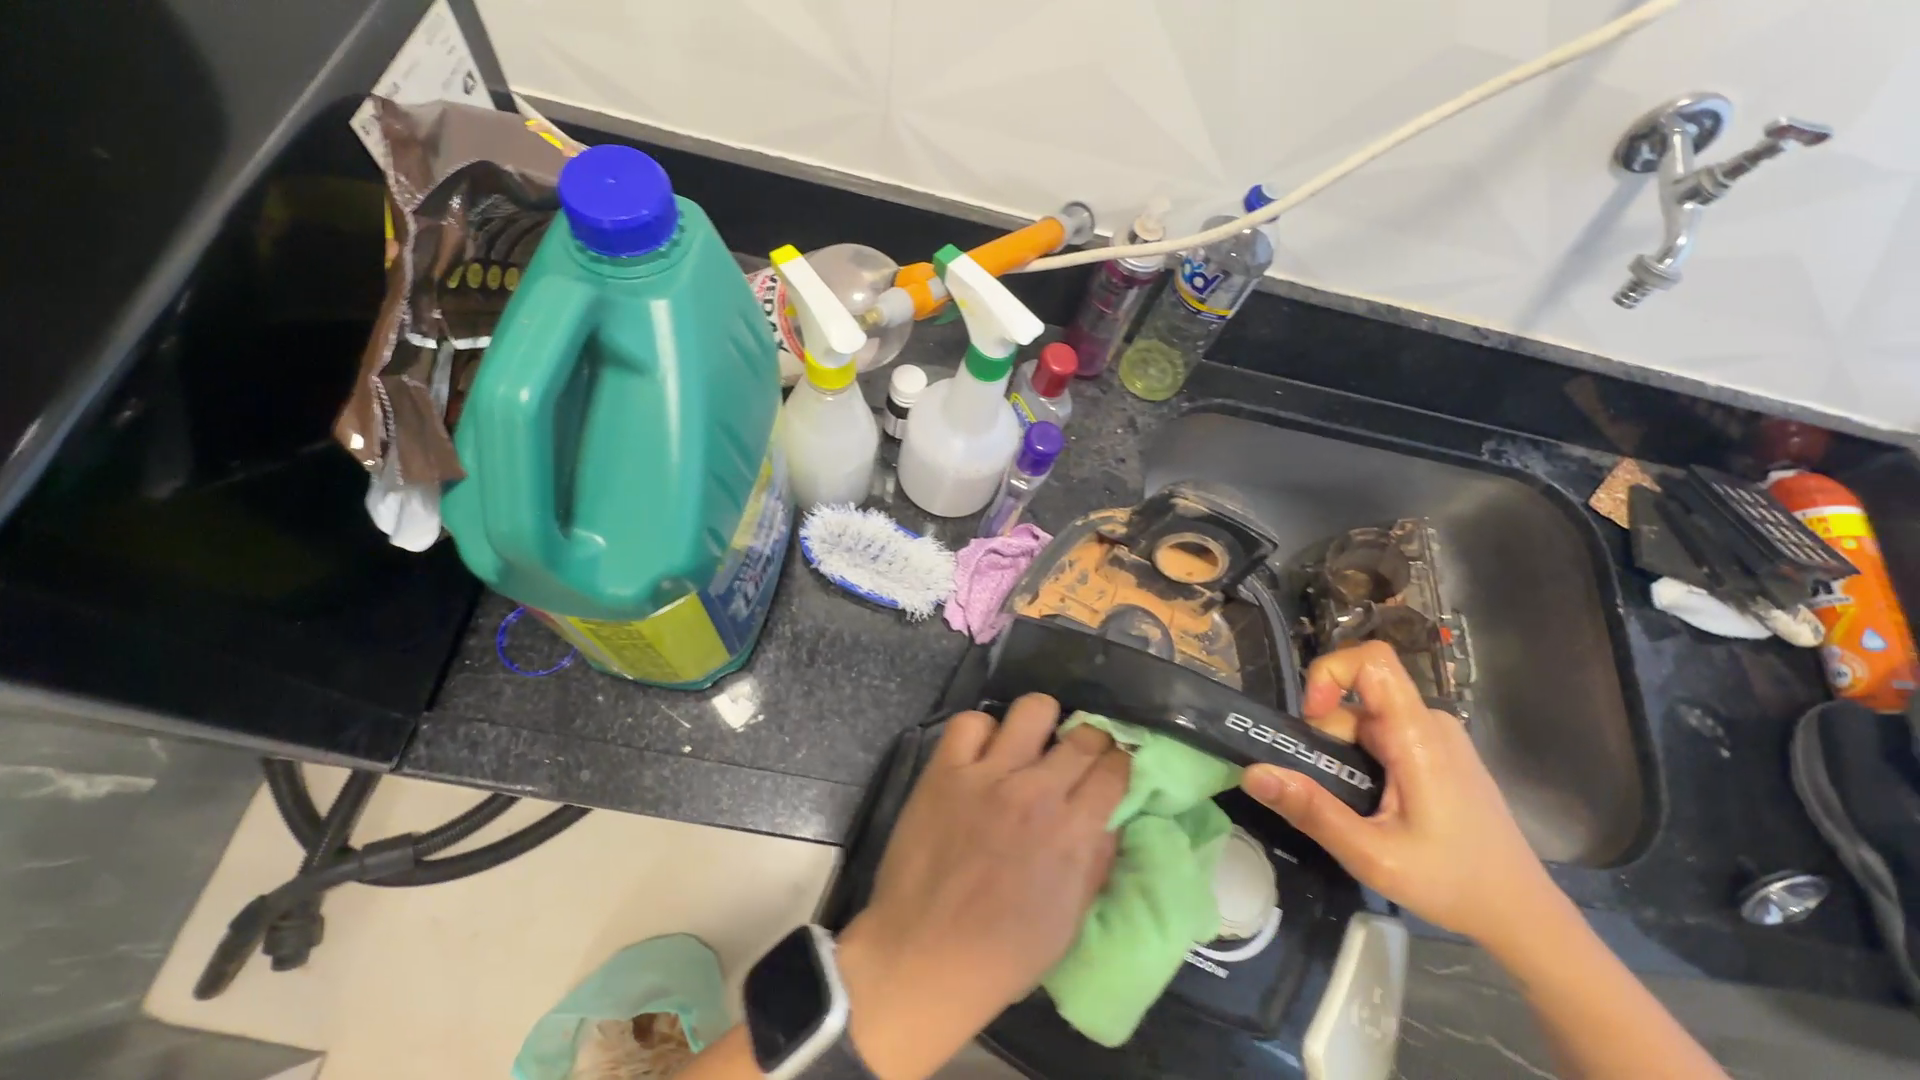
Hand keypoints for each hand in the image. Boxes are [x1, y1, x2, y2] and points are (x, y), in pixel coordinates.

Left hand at [835, 694, 1129, 1079]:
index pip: (1115, 767)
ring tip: (1032, 746)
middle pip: (1082, 736)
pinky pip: (969, 723)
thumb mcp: (1072, 918)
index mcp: (1073, 830)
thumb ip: (1096, 860)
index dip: (1121, 763)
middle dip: (1090, 742)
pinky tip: (982, 755)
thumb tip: (1109, 820)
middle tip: (1078, 759)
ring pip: (1032, 709)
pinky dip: (982, 732)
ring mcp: (987, 776)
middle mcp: (1036, 791)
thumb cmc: (1005, 953)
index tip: (1114, 768)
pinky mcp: (944, 772)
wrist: (925, 957)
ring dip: (1042, 724)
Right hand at [1239, 641, 1558, 950]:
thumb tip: (1252, 773)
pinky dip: (1360, 759)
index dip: (1330, 673)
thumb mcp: (1371, 855)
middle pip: (1358, 697)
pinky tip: (1371, 806)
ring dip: (1342, 753)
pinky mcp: (1439, 754)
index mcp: (1418, 736)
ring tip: (1350, 808)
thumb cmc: (1451, 883)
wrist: (1520, 912)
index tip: (1311, 721)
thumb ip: (1311, 811)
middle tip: (1325, 791)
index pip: (1373, 660)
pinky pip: (1384, 735)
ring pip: (1366, 719)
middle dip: (1326, 734)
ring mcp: (1438, 738)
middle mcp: (1430, 724)